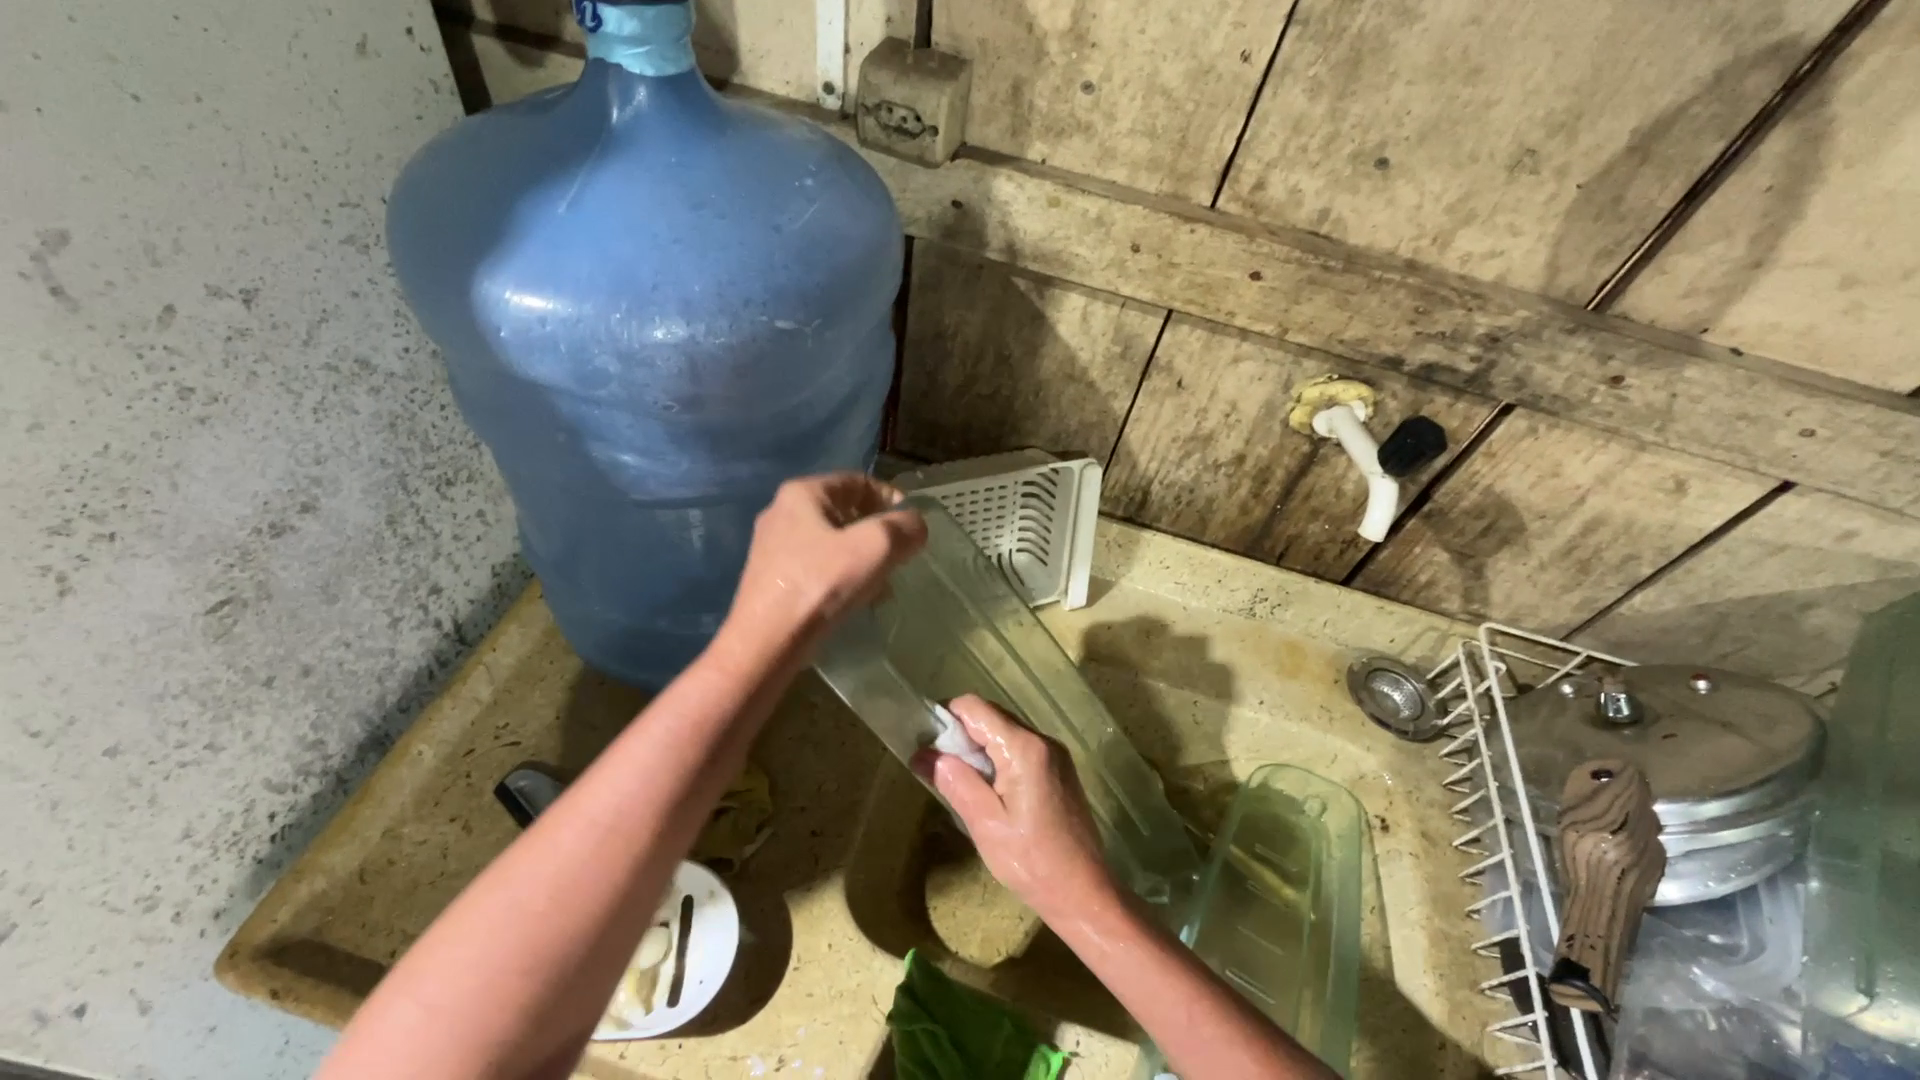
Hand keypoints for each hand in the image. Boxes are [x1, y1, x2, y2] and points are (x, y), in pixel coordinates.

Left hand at [721, 472, 926, 660]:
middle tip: (899, 557)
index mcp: (802, 493)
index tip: (912, 526)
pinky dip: (841, 577)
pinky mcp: (772, 579)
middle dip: (876, 533)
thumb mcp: (875, 548)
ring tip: (880, 584)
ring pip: (832, 542)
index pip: (857, 482)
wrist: (766, 643)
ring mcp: (773, 547)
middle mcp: (782, 512)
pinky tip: (853, 600)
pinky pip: (817, 567)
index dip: (891, 498)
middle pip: (844, 512)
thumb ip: (904, 528)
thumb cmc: (819, 585)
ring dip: (861, 558)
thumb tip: (916, 525)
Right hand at [914, 695, 1115, 918]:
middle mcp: (1043, 741)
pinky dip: (999, 757)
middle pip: (992, 716)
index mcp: (1025, 748)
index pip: (975, 708)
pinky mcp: (1060, 770)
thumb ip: (955, 782)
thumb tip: (922, 753)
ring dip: (979, 747)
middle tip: (938, 765)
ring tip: (961, 780)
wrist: (1082, 891)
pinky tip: (989, 789)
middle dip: (961, 733)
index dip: (945, 716)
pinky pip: (1022, 748)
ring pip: (1006, 731)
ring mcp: (1055, 755)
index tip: (926, 742)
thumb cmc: (1031, 861)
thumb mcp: (985, 824)